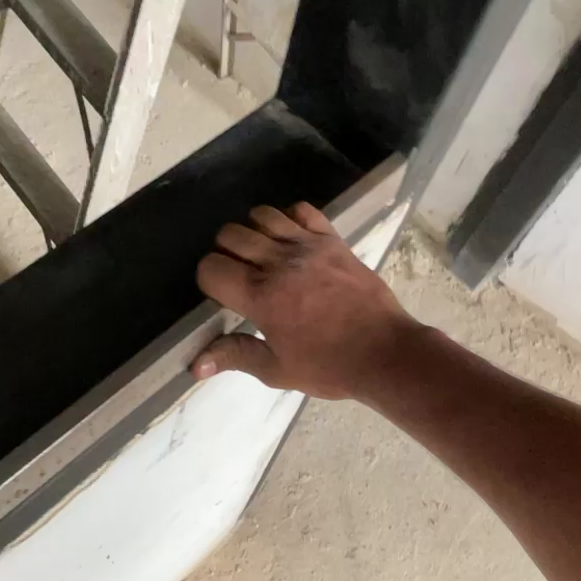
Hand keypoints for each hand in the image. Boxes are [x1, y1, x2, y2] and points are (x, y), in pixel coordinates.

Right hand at [191, 202, 426, 400]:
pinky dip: (288, 219)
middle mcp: (279, 263)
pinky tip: (291, 242)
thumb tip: (196, 365)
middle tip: (239, 277)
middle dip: (225, 253)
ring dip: (253, 231)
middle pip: (230, 234)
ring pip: (262, 215)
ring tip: (262, 257)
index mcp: (261, 297)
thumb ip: (236, 356)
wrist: (384, 352)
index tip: (222, 296)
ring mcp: (308, 246)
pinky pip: (301, 210)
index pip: (211, 267)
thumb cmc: (329, 366)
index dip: (209, 280)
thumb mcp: (277, 370)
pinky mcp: (333, 240)